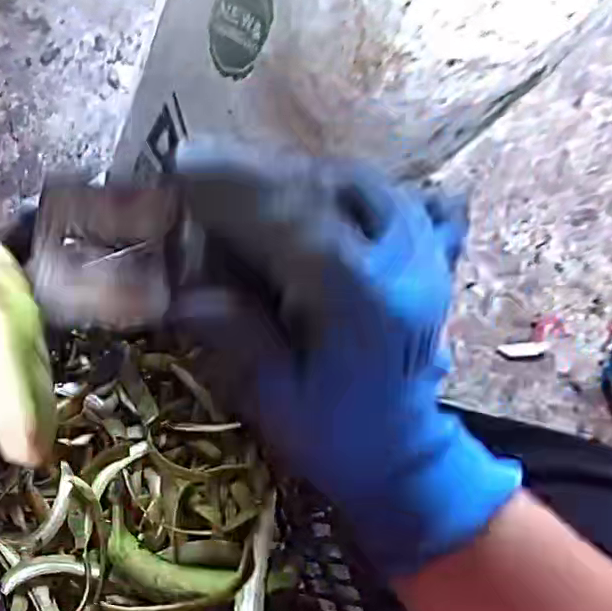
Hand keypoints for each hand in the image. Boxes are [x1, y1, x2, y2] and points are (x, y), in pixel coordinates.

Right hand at [168, 141, 520, 574]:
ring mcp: (426, 250)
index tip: (181, 167)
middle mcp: (405, 261)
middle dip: (256, 172)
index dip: (234, 190)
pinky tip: (308, 193)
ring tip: (236, 174)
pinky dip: (340, 186)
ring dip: (291, 172)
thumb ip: (236, 338)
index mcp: (361, 303)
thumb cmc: (329, 432)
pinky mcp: (430, 252)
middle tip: (197, 161)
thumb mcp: (273, 398)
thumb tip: (181, 295)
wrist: (398, 448)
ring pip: (356, 182)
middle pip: (325, 187)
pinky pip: (391, 193)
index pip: (293, 221)